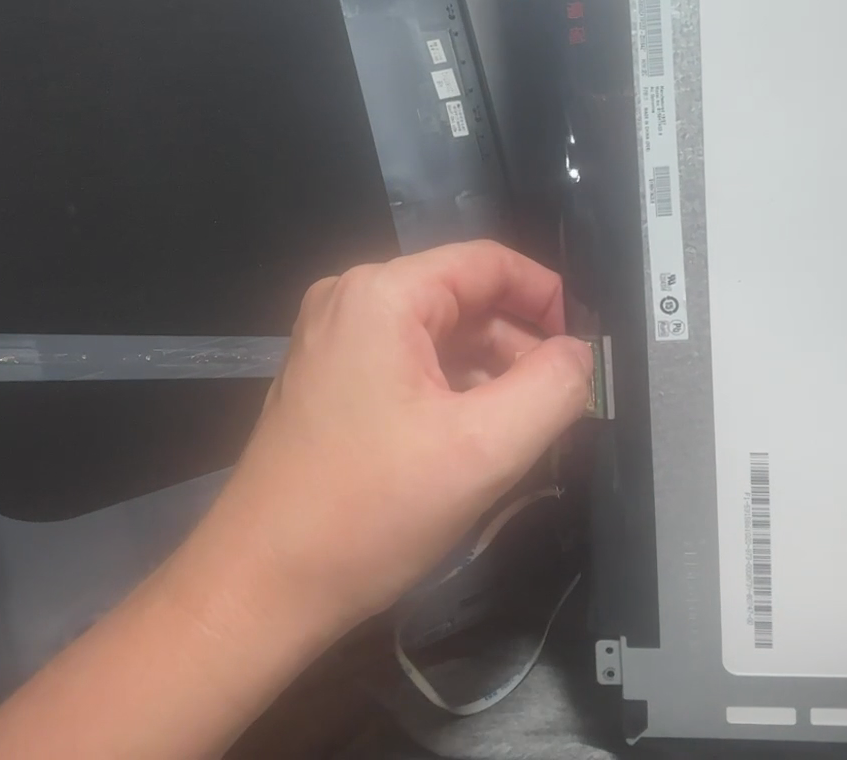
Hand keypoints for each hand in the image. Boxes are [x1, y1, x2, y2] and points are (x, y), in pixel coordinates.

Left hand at [200, 239, 595, 632]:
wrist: (261, 584)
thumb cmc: (369, 512)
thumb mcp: (483, 450)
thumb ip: (552, 388)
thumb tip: (581, 353)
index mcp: (382, 293)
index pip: (488, 262)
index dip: (547, 296)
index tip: (585, 348)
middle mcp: (352, 300)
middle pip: (464, 298)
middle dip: (519, 346)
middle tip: (562, 403)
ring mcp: (335, 338)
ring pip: (440, 335)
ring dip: (489, 374)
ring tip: (527, 429)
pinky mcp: (331, 377)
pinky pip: (410, 362)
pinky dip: (453, 390)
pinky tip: (478, 437)